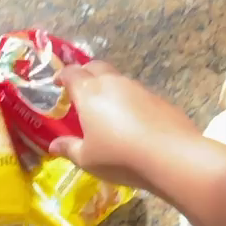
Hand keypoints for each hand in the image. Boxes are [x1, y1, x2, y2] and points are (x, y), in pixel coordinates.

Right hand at [47, 62, 202, 192]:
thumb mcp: (88, 159)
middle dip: (84, 73)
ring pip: (117, 79)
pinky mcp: (158, 98)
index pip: (71, 72)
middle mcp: (113, 83)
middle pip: (95, 67)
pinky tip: (131, 120)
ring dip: (107, 86)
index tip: (57, 83)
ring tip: (105, 107)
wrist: (172, 156)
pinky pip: (136, 93)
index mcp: (90, 92)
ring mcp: (138, 88)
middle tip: (79, 89)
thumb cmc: (120, 157)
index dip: (62, 75)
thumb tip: (53, 145)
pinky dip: (128, 100)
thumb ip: (69, 148)